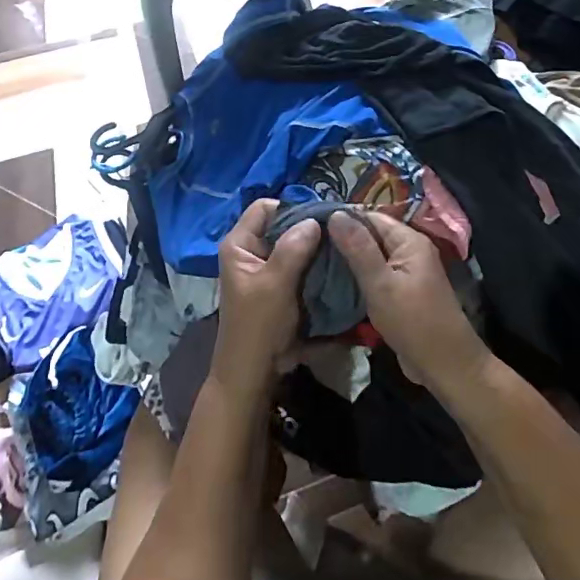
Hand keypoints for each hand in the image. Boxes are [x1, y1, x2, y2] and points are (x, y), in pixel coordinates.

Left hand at [212, 199, 320, 394]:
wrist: (253, 372)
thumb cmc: (258, 325)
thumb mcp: (275, 284)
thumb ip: (293, 248)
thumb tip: (315, 220)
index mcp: (239, 244)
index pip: (264, 207)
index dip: (291, 208)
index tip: (321, 217)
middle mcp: (249, 250)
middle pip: (281, 224)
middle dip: (308, 227)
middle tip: (338, 232)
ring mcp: (264, 268)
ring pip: (293, 244)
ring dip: (314, 247)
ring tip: (340, 247)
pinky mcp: (279, 284)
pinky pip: (298, 264)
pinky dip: (314, 263)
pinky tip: (334, 265)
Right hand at [328, 210, 489, 393]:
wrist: (445, 366)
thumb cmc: (414, 322)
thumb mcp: (380, 284)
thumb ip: (358, 248)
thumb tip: (335, 213)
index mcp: (409, 240)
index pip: (369, 217)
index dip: (341, 220)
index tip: (310, 229)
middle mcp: (409, 250)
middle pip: (369, 235)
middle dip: (342, 241)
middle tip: (308, 249)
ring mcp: (406, 271)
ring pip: (370, 257)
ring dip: (347, 261)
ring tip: (313, 263)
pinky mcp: (401, 291)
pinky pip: (374, 275)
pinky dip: (356, 277)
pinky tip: (332, 283)